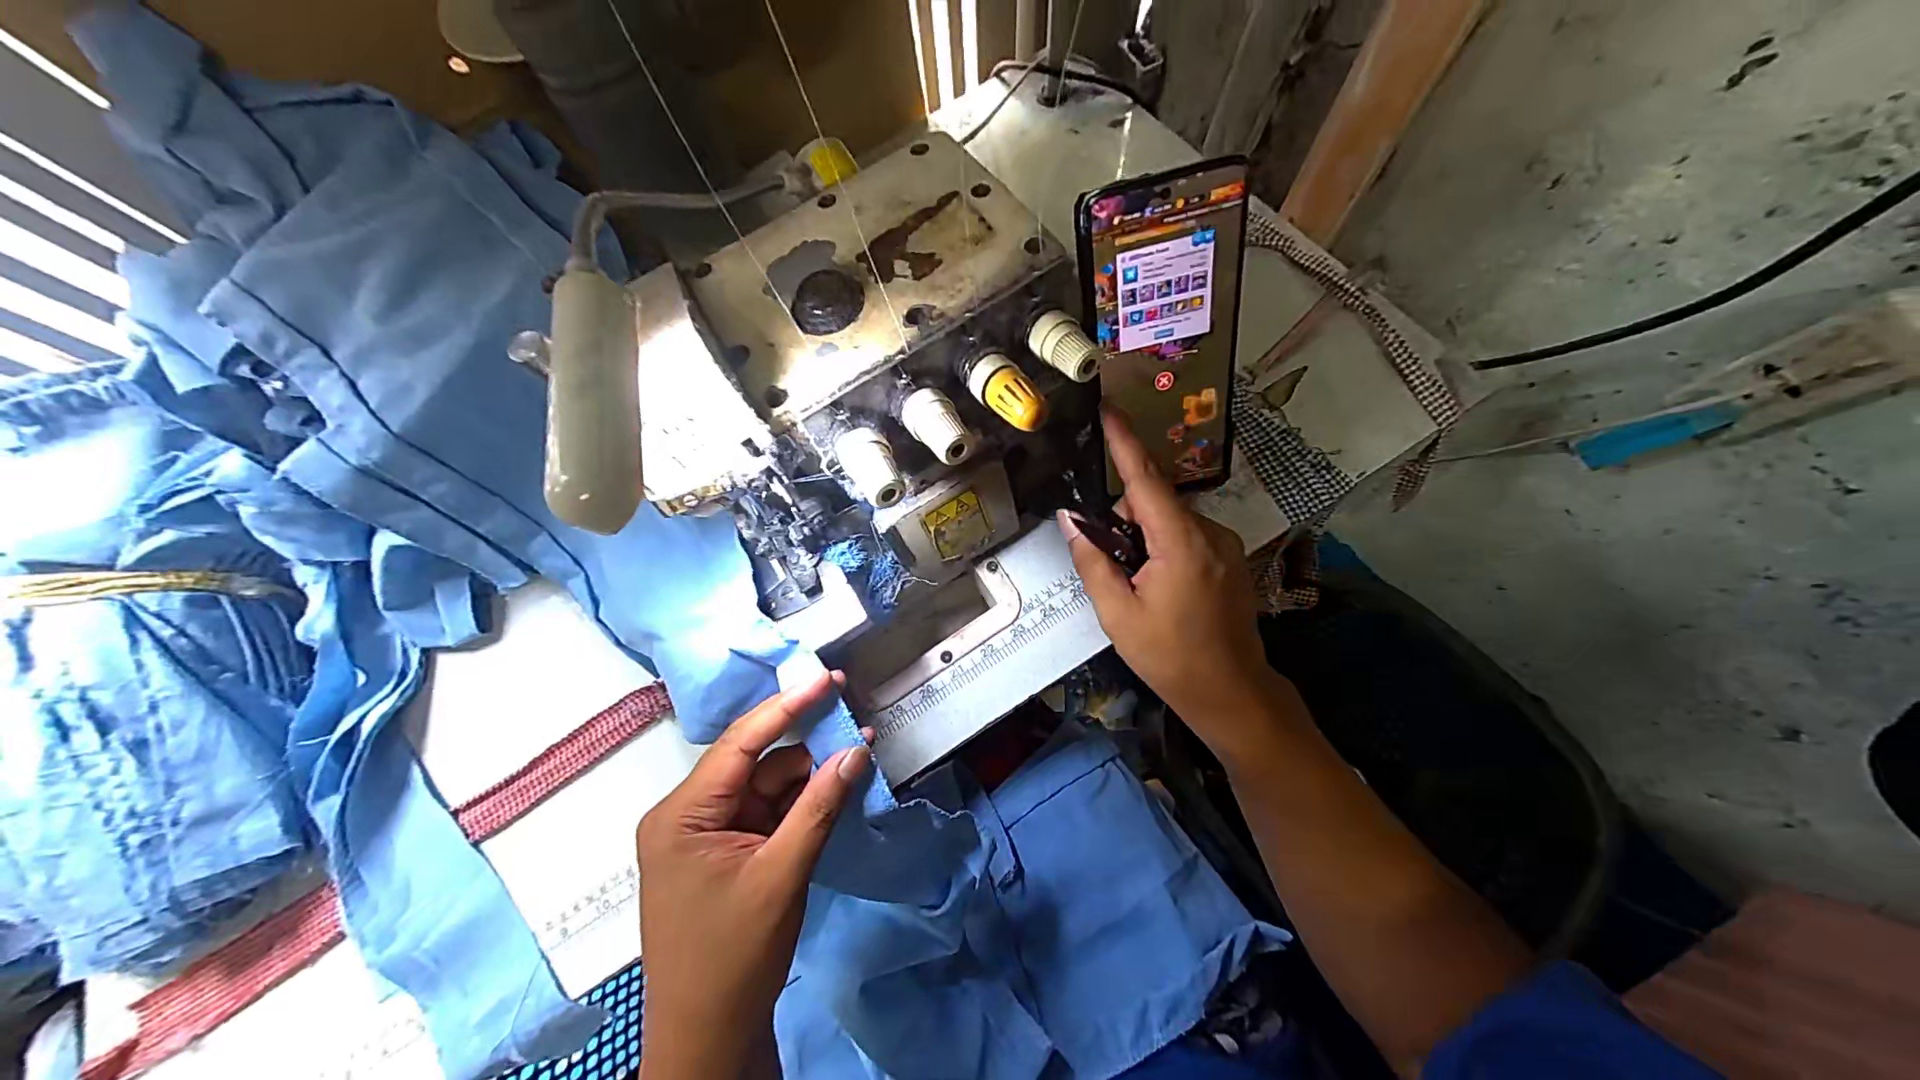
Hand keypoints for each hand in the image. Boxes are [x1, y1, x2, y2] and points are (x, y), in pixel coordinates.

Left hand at [636, 672, 869, 1079]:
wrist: (709, 1040)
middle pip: (756, 763)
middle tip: (854, 722)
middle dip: (806, 745)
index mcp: (681, 814)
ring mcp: (706, 836)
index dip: (787, 706)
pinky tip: (836, 791)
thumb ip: (818, 807)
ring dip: (809, 777)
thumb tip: (854, 751)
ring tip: (856, 758)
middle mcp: (687, 815)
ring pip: (765, 787)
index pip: (740, 743)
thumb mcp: (781, 875)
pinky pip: (766, 814)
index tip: (825, 678)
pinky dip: (800, 804)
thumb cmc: (734, 957)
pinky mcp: (725, 855)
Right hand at [1060, 408, 1300, 764]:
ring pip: (1169, 520)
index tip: (1108, 408)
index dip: (1124, 441)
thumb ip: (1092, 560)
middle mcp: (1209, 533)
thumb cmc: (1170, 657)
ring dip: (1144, 539)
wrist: (1231, 692)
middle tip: (1115, 570)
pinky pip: (1186, 536)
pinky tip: (1163, 589)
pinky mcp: (1230, 558)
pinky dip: (1164, 548)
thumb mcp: (1117, 613)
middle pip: (1153, 502)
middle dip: (1124, 523)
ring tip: (1141, 589)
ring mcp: (1225, 545)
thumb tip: (1070, 519)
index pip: (1145, 480)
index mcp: (1180, 543)